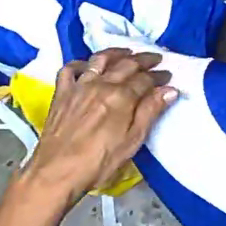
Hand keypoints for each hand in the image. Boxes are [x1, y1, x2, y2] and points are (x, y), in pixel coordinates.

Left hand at [15, 49, 177, 209]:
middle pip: (126, 64)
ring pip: (100, 60)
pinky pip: (69, 70)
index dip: (159, 76)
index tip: (168, 76)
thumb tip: (170, 90)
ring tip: (127, 53)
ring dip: (116, 53)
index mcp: (122, 97)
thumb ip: (151, 111)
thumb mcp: (133, 140)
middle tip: (156, 59)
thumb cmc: (99, 161)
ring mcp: (79, 87)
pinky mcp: (62, 94)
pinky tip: (88, 66)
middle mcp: (101, 85)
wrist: (56, 173)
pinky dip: (81, 63)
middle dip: (144, 60)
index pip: (146, 79)